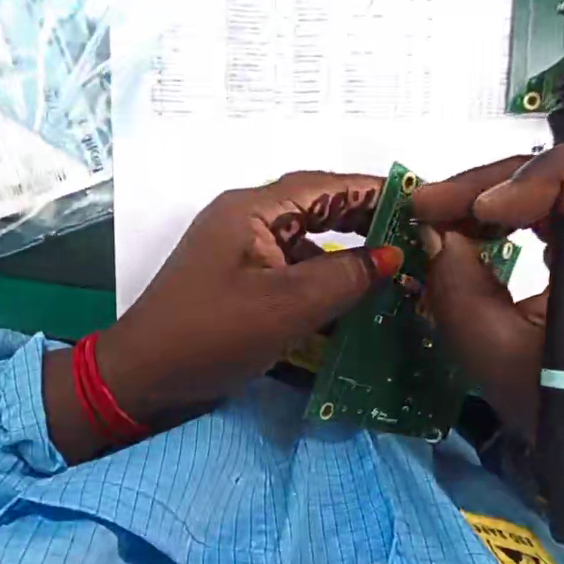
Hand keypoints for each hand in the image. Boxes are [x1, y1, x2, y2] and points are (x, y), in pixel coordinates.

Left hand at [45, 172, 403, 462]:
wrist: (141, 378)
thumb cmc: (210, 336)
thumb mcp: (286, 306)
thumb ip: (344, 276)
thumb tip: (392, 256)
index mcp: (249, 210)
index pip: (324, 185)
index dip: (375, 192)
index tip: (422, 204)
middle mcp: (242, 223)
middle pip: (314, 212)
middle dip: (364, 226)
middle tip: (414, 242)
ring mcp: (236, 257)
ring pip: (301, 248)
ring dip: (342, 261)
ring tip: (391, 278)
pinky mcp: (233, 289)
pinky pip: (285, 277)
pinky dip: (315, 288)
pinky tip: (346, 309)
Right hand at [411, 136, 563, 496]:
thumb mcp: (496, 360)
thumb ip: (462, 292)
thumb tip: (435, 230)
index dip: (552, 179)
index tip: (478, 210)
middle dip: (527, 172)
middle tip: (447, 201)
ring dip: (525, 180)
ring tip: (457, 207)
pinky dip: (535, 195)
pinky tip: (490, 215)